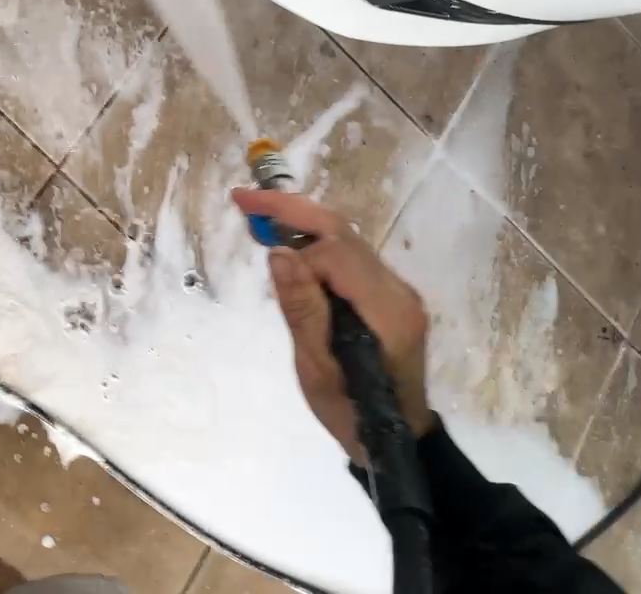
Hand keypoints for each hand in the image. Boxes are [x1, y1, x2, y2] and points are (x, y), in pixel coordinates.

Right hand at [230, 188, 434, 463]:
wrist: (396, 442)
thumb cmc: (351, 412)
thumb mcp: (317, 367)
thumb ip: (302, 308)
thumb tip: (280, 252)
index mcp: (383, 309)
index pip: (335, 250)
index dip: (293, 241)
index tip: (253, 234)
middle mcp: (396, 291)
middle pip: (343, 233)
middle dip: (292, 210)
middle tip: (244, 199)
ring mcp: (395, 292)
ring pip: (345, 240)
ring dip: (301, 224)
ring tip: (258, 218)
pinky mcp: (387, 297)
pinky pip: (347, 257)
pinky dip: (314, 244)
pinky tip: (288, 248)